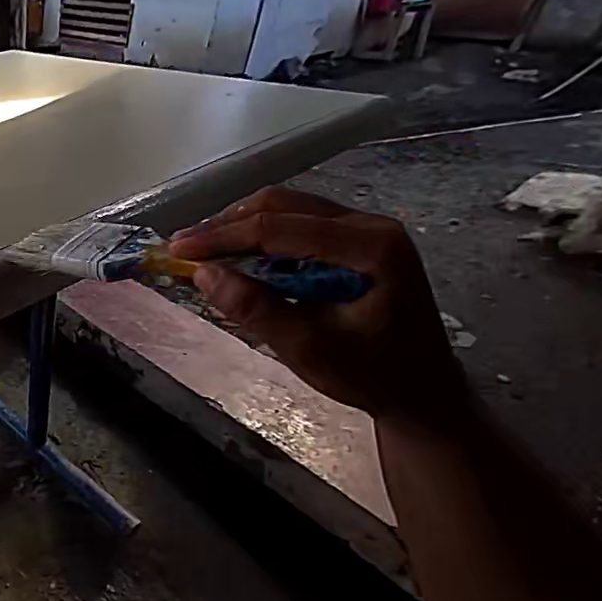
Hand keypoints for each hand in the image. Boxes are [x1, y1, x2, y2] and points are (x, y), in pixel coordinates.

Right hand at [168, 187, 469, 420]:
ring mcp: (365, 230)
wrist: (422, 395)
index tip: (179, 249)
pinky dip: (263, 238)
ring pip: (289, 210)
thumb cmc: (372, 376)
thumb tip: (202, 273)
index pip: (279, 228)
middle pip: (283, 206)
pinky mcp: (356, 243)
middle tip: (184, 245)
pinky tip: (240, 256)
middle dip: (228, 225)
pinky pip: (300, 225)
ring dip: (242, 227)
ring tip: (203, 249)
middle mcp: (370, 225)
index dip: (222, 237)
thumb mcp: (309, 348)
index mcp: (370, 246)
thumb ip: (255, 309)